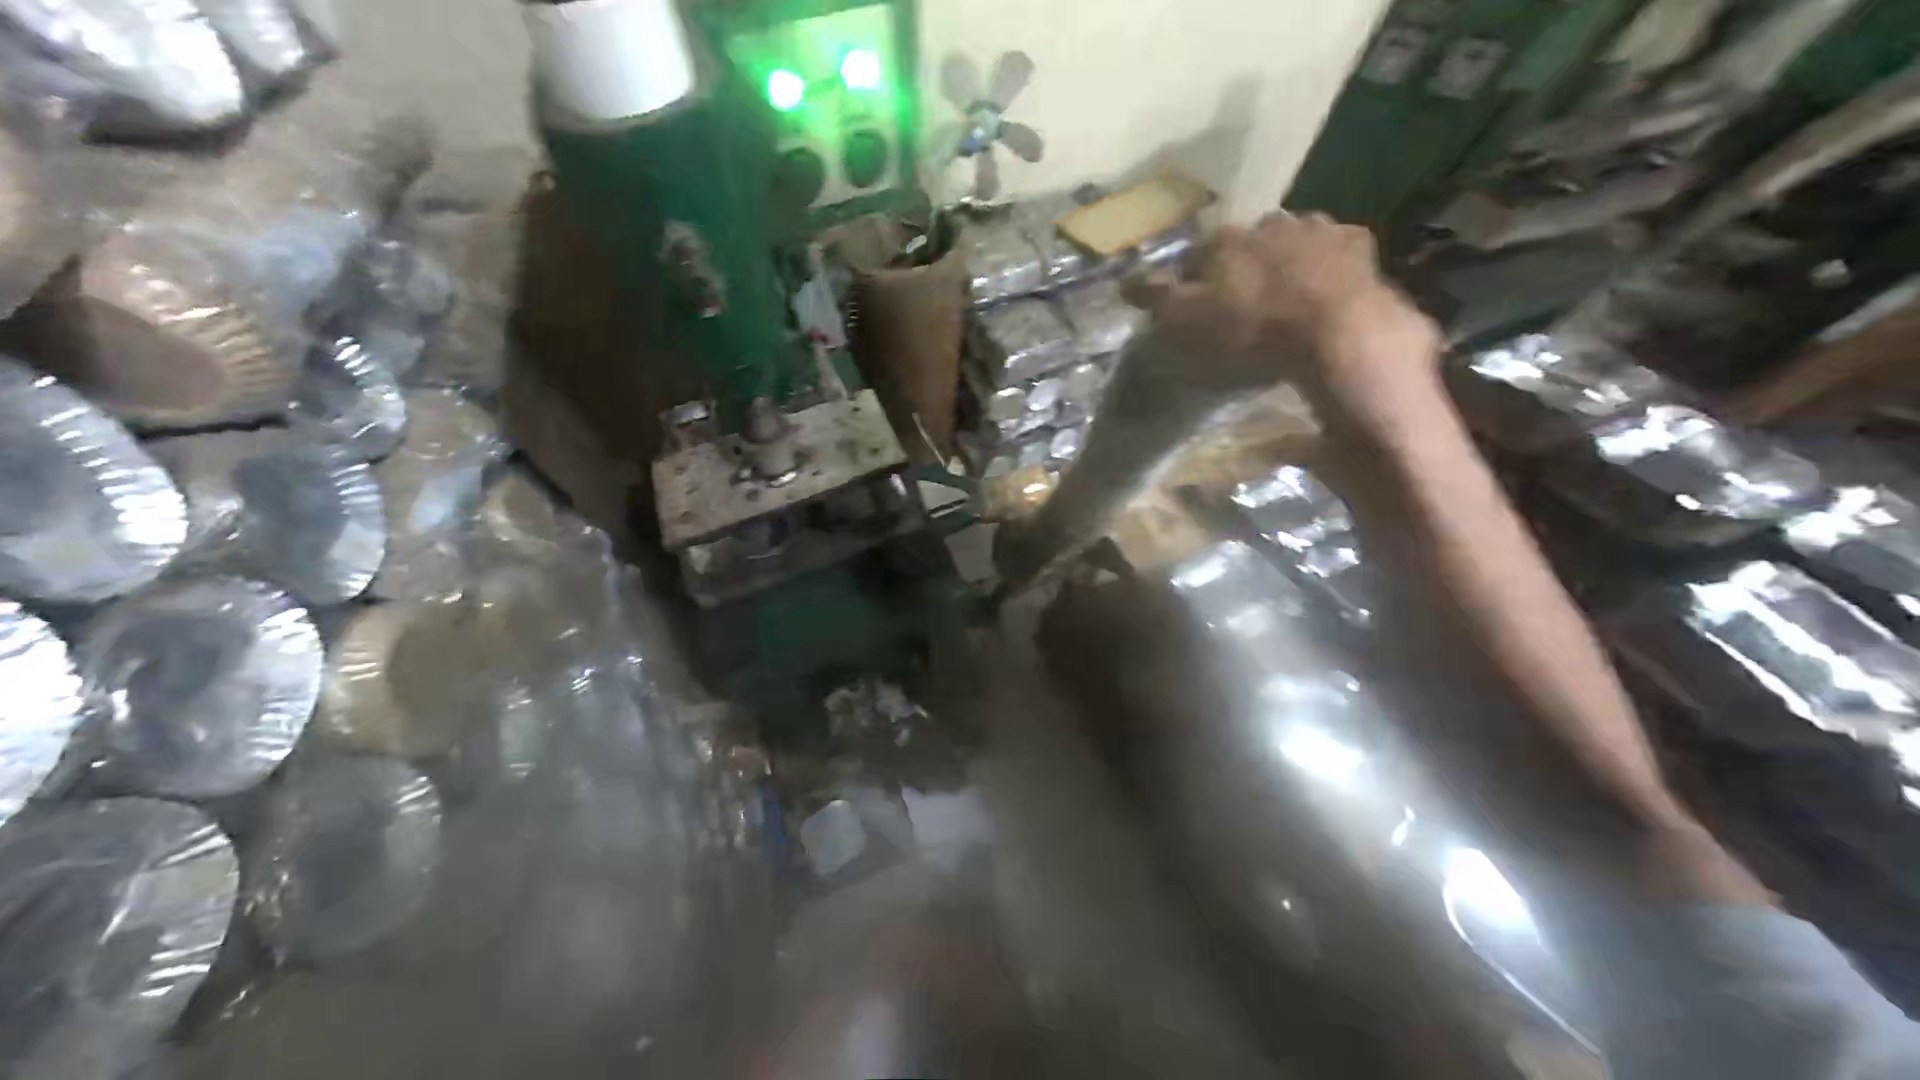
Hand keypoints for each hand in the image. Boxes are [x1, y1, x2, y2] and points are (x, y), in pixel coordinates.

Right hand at [1128, 212, 1442, 407]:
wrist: (1337, 331)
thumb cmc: (1252, 328)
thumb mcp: (1188, 320)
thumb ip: (1156, 296)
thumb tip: (1123, 279)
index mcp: (1226, 241)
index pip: (1198, 254)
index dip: (1195, 277)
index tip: (1196, 301)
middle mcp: (1269, 223)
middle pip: (1247, 242)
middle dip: (1244, 263)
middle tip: (1245, 297)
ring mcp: (1318, 229)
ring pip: (1292, 240)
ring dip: (1287, 258)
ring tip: (1287, 293)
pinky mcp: (1358, 245)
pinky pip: (1336, 249)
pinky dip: (1328, 263)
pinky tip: (1327, 288)